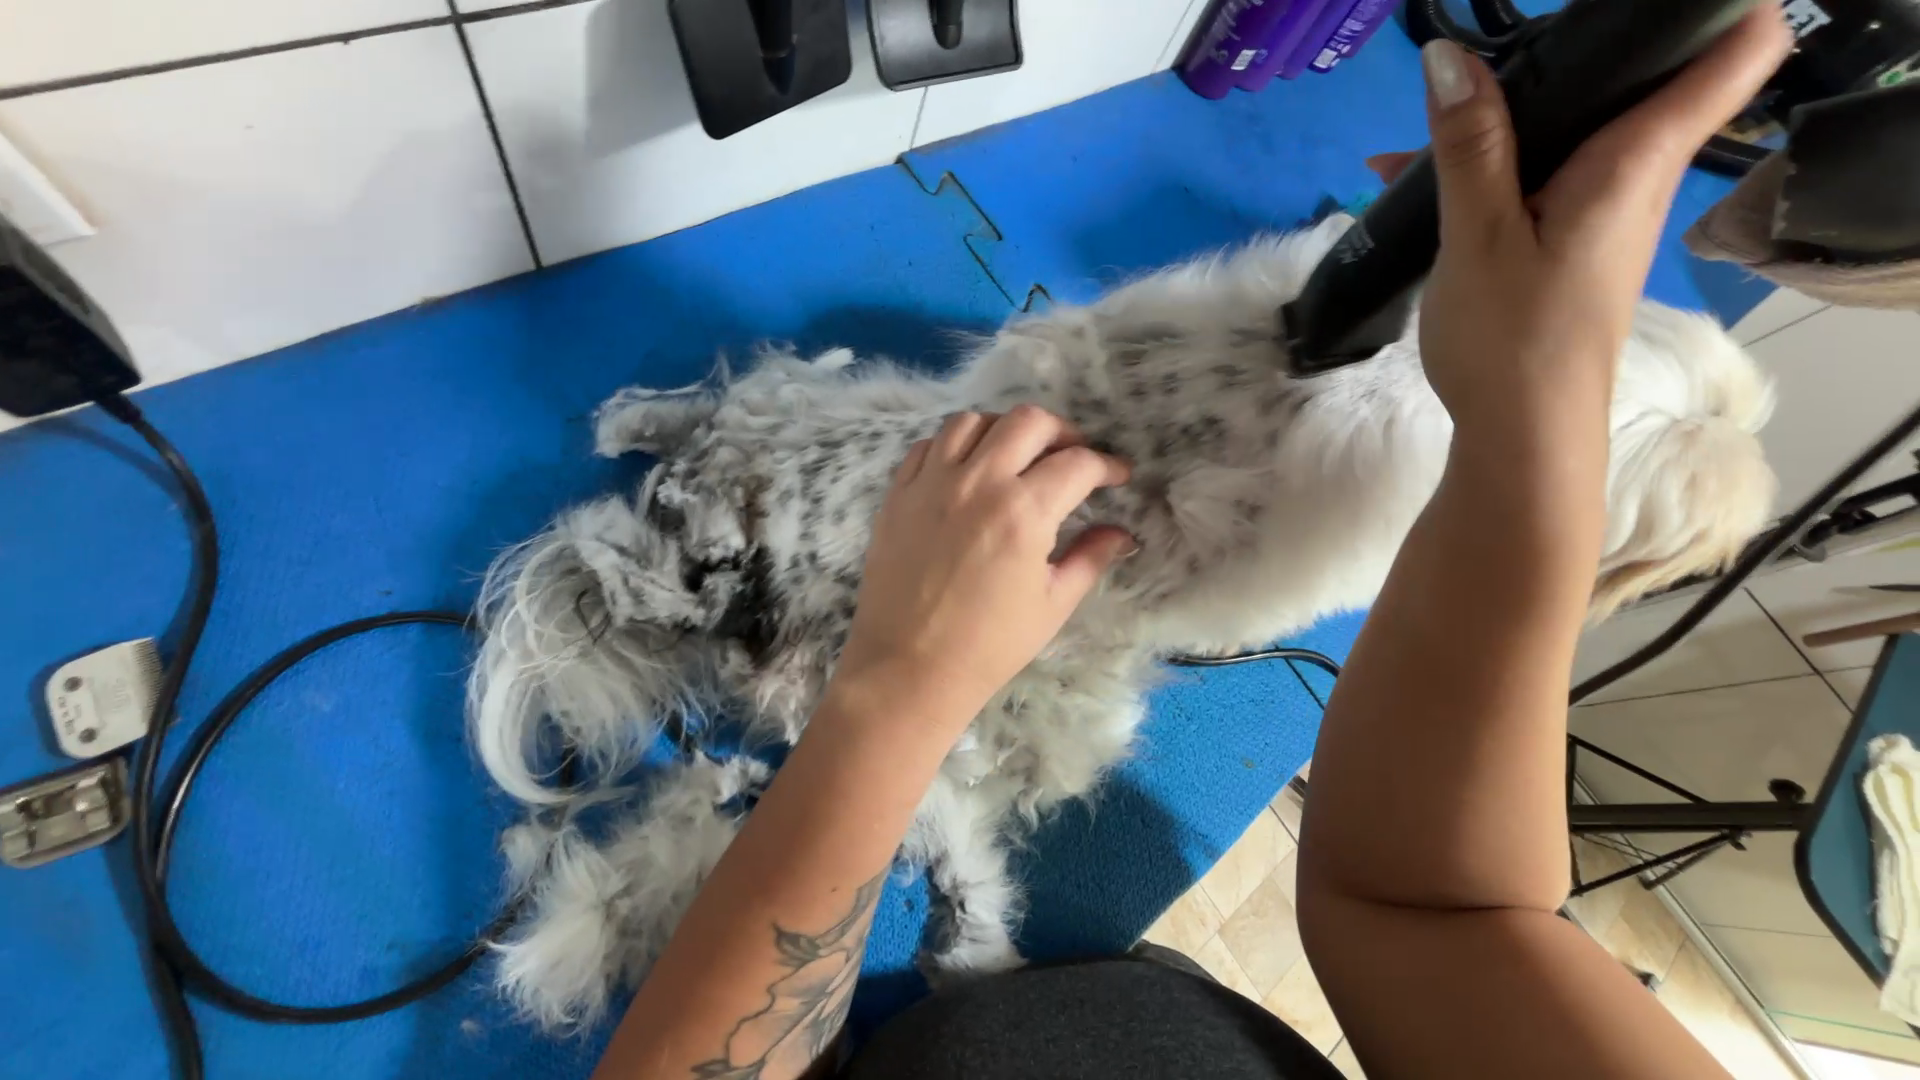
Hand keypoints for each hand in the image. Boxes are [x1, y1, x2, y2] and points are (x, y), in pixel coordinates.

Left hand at [833, 406, 1134, 729]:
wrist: (907, 669)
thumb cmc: (988, 646)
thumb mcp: (1052, 604)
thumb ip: (1090, 557)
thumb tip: (1123, 534)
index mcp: (1023, 512)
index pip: (1077, 464)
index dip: (1106, 465)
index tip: (1115, 476)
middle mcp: (977, 482)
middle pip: (1028, 422)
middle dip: (1062, 432)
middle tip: (1071, 458)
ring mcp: (931, 483)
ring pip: (973, 421)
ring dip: (1004, 431)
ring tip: (1016, 458)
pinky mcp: (898, 493)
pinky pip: (930, 444)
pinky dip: (955, 445)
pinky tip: (967, 471)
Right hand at [1406, 9, 1789, 438]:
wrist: (1522, 433)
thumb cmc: (1510, 336)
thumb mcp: (1477, 237)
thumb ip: (1471, 147)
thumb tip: (1449, 57)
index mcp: (1636, 158)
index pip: (1734, 46)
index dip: (1695, 12)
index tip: (1612, 17)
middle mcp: (1636, 175)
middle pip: (1634, 82)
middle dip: (1558, 65)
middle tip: (1477, 77)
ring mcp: (1602, 213)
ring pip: (1574, 135)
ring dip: (1508, 123)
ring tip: (1425, 135)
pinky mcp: (1569, 246)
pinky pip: (1544, 180)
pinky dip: (1495, 170)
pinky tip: (1425, 184)